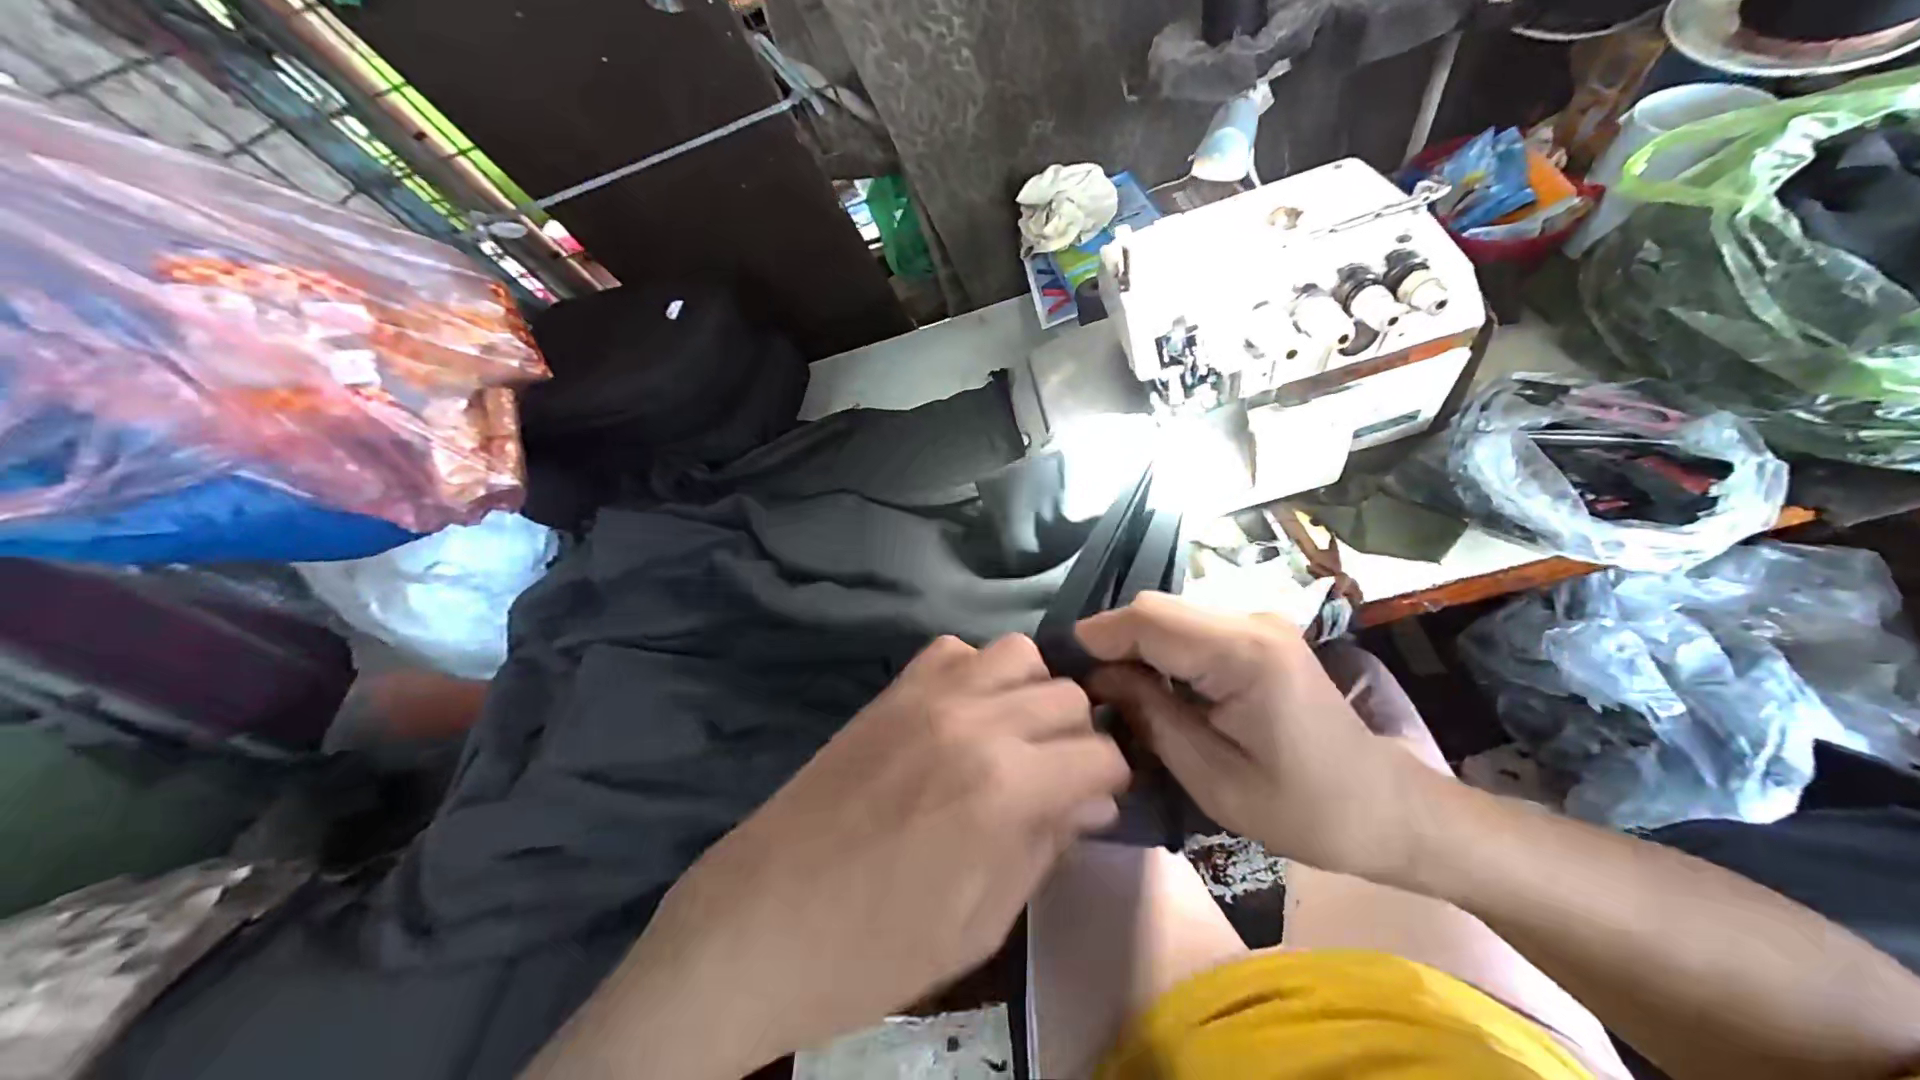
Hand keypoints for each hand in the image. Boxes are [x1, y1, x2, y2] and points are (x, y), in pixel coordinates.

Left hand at [599, 634, 1128, 1076]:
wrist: (758, 924)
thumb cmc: (874, 947)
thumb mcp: (980, 922)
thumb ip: (1045, 848)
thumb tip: (1090, 803)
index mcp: (1004, 785)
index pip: (1099, 754)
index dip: (1111, 781)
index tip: (1100, 804)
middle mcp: (973, 720)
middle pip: (1066, 695)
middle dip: (1079, 737)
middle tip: (1061, 779)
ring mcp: (925, 697)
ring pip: (1015, 653)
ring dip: (1033, 692)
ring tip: (1018, 738)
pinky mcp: (888, 693)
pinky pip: (952, 651)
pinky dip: (975, 673)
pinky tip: (965, 716)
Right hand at [1077, 592, 1439, 880]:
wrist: (1383, 807)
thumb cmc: (1302, 808)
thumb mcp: (1212, 777)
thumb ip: (1150, 716)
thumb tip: (1099, 678)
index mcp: (1245, 655)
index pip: (1149, 620)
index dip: (1098, 637)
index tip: (1063, 671)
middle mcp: (1251, 621)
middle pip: (1157, 609)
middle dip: (1112, 641)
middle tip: (1085, 688)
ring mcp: (1258, 622)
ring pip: (1169, 614)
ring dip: (1134, 645)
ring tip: (1112, 690)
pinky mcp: (1257, 633)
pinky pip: (1190, 628)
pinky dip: (1160, 649)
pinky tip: (1150, 685)